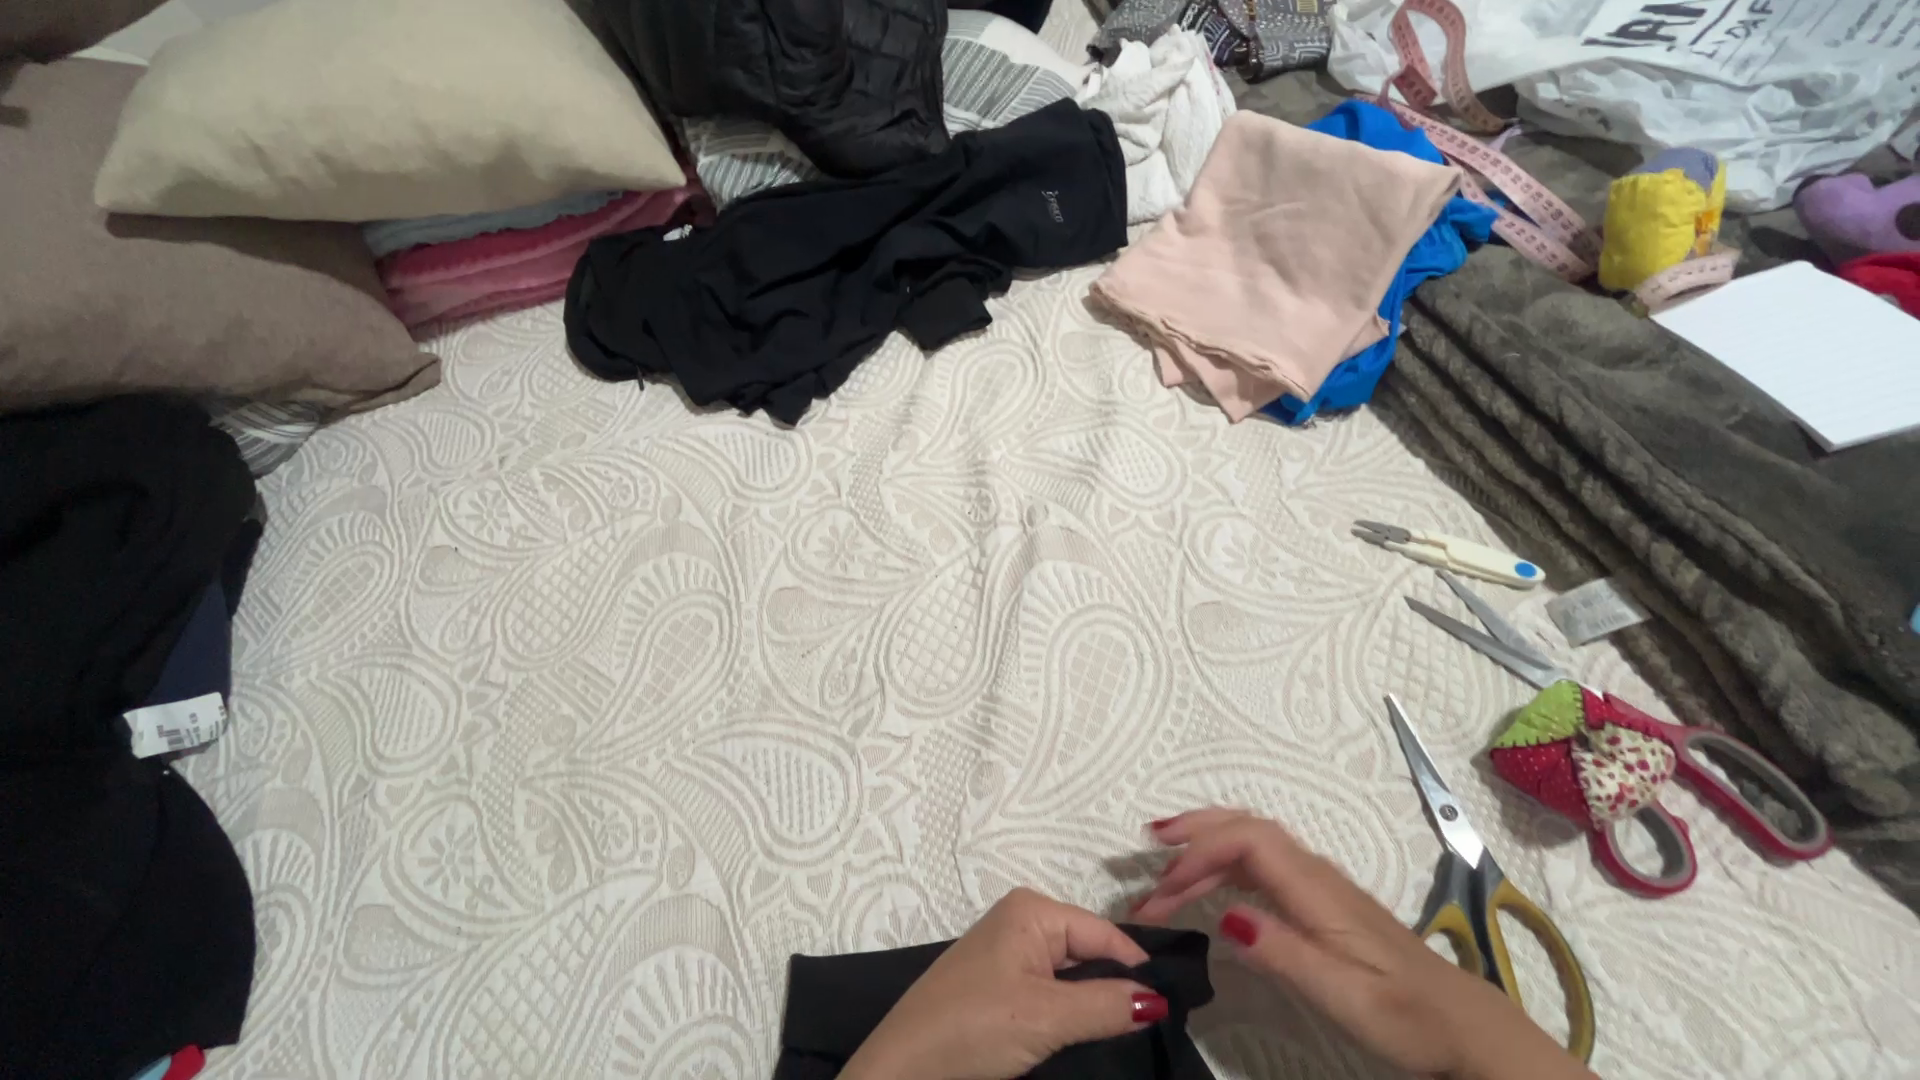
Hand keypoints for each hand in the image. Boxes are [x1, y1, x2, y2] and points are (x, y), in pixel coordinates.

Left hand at [840, 888, 1168, 1079]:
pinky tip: (1088, 1032)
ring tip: (1131, 1031)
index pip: (1103, 933)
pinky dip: (1071, 1009)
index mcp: (1032, 910)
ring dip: (1096, 1001)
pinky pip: (1051, 987)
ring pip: (1072, 973)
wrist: (904, 1068)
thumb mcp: (1046, 1017)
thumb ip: (1106, 1005)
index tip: (1176, 1005)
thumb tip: (1160, 998)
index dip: (1139, 968)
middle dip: (1118, 984)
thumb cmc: (974, 1028)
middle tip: (1158, 1024)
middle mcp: (1022, 919)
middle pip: (1089, 950)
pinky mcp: (1000, 982)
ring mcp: (1008, 951)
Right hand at [1131, 809, 1595, 1079]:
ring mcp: (1317, 884)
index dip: (1200, 852)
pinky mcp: (1318, 901)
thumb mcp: (1346, 996)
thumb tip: (1224, 915)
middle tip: (1147, 850)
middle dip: (1193, 832)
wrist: (1467, 1028)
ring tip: (1164, 865)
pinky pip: (1260, 862)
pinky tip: (1208, 884)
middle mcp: (1314, 874)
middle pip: (1245, 827)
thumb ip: (1284, 952)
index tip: (1165, 889)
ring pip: (1251, 841)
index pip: (1248, 840)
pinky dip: (1224, 862)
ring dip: (1205, 845)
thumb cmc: (1408, 1016)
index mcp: (1317, 889)